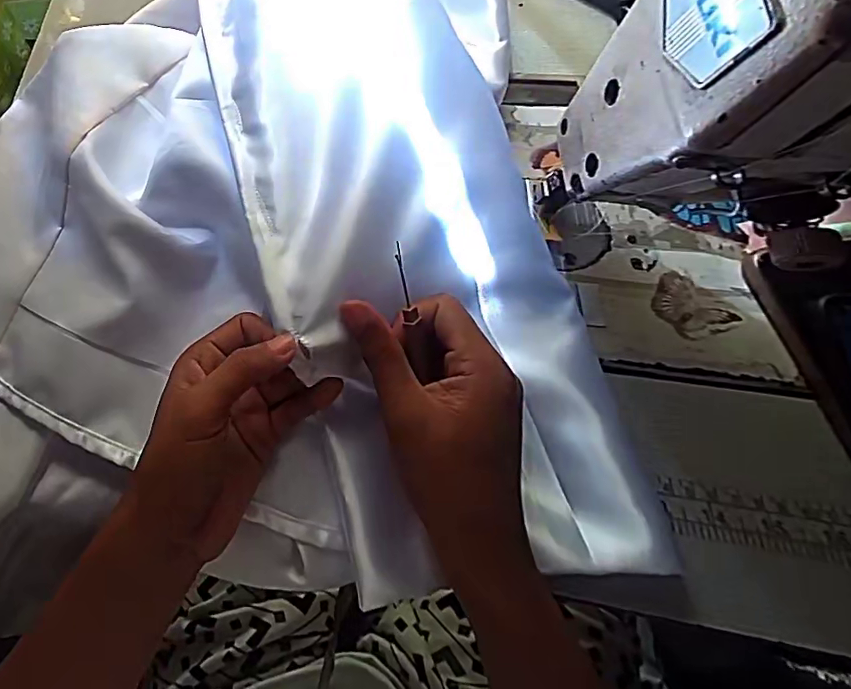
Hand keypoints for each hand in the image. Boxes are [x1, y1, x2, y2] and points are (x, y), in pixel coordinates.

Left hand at [126, 313, 341, 565]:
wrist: (174, 530)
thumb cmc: (178, 461)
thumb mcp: (203, 407)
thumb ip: (242, 370)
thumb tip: (288, 342)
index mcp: (204, 363)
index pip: (243, 329)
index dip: (268, 334)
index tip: (292, 352)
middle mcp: (227, 379)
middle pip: (268, 351)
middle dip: (293, 354)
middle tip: (320, 361)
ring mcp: (248, 408)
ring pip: (284, 379)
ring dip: (306, 374)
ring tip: (333, 371)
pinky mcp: (265, 435)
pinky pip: (293, 408)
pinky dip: (312, 399)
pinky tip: (332, 390)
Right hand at [339, 295, 528, 581]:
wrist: (478, 545)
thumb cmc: (441, 476)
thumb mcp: (403, 408)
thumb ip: (379, 351)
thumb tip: (352, 304)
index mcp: (485, 364)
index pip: (442, 308)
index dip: (407, 322)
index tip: (390, 360)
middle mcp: (497, 371)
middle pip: (446, 328)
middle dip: (411, 346)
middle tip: (395, 387)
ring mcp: (495, 394)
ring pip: (446, 353)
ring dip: (417, 367)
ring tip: (404, 404)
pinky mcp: (487, 413)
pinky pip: (454, 376)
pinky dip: (428, 384)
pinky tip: (416, 414)